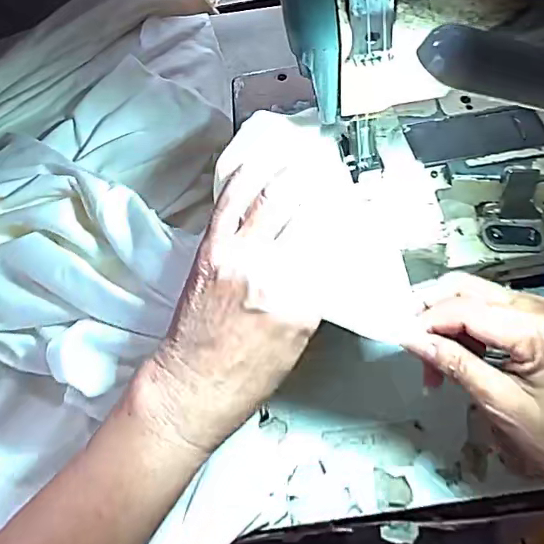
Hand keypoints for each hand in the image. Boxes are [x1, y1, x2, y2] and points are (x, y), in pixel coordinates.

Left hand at [126, 152, 322, 453]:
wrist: (193, 384)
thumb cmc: (245, 374)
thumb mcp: (299, 340)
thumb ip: (314, 293)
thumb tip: (325, 254)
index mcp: (299, 302)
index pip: (331, 244)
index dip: (343, 216)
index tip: (351, 201)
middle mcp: (269, 273)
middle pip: (303, 213)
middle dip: (318, 186)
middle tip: (327, 170)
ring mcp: (236, 257)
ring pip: (268, 199)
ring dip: (287, 172)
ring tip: (299, 158)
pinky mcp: (210, 250)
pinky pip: (229, 204)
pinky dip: (244, 178)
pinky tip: (256, 165)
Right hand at [401, 272, 543, 491]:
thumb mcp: (503, 405)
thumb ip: (457, 366)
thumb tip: (415, 341)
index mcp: (531, 325)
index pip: (463, 308)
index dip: (427, 323)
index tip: (402, 342)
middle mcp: (530, 305)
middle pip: (462, 289)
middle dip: (430, 315)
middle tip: (412, 347)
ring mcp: (528, 308)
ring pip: (466, 296)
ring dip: (442, 324)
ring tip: (432, 365)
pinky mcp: (524, 317)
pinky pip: (479, 309)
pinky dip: (458, 329)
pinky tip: (452, 358)